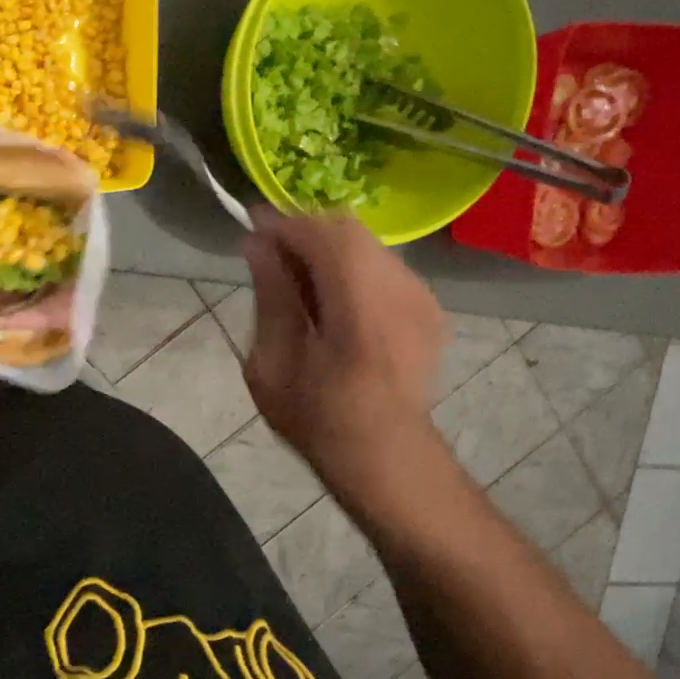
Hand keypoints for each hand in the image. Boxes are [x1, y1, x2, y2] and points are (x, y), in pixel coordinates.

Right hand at [242, 209, 445, 474]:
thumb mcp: (273, 363)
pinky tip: (329, 298)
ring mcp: (422, 298)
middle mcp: (401, 291)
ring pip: (368, 245)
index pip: (323, 235)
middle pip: (349, 231)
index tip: (250, 225)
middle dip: (305, 231)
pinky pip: (383, 266)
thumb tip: (257, 244)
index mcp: (361, 308)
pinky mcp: (429, 308)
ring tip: (296, 277)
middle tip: (269, 252)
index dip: (283, 224)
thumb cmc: (317, 416)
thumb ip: (271, 297)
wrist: (385, 454)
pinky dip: (351, 267)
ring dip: (327, 249)